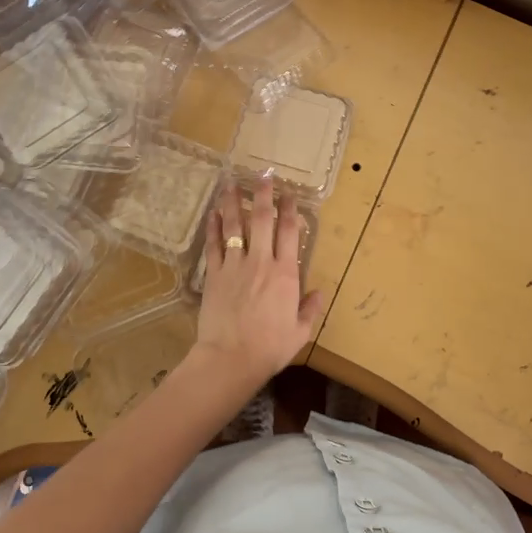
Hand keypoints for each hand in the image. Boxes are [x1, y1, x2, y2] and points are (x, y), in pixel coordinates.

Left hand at [190, 179, 323, 387]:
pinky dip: (213, 227)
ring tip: (232, 182)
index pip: (289, 232)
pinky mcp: (214, 275)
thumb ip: (310, 309)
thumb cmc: (270, 347)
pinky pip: (214, 245)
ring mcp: (235, 265)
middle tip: (262, 175)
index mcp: (285, 273)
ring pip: (234, 226)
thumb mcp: (300, 332)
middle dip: (262, 194)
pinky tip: (213, 213)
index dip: (290, 209)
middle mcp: (261, 261)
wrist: (231, 358)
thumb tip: (318, 292)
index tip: (289, 193)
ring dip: (233, 202)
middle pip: (261, 220)